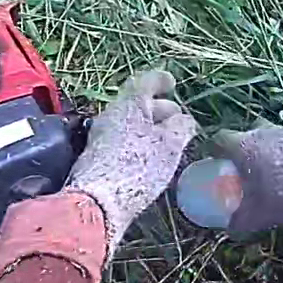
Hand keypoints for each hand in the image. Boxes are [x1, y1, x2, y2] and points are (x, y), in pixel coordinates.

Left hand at [65, 70, 198, 247]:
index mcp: (126, 105)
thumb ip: (181, 127)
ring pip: (130, 125)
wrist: (98, 202)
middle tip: (178, 118)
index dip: (159, 79)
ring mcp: (101, 139)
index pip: (142, 82)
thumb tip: (183, 120)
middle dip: (159, 108)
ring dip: (151, 128)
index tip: (171, 83)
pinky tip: (153, 160)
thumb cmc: (137, 166)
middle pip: (136, 105)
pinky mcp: (99, 160)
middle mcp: (110, 117)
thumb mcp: (169, 144)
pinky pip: (124, 143)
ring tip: (171, 141)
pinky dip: (141, 144)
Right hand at [176, 124, 282, 234]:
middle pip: (248, 135)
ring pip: (274, 138)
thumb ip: (239, 220)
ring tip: (278, 173)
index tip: (216, 161)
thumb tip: (229, 228)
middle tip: (249, 169)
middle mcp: (264, 132)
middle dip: (246, 149)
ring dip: (272, 151)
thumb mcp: (257, 215)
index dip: (215, 150)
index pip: (219, 139)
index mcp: (243, 145)